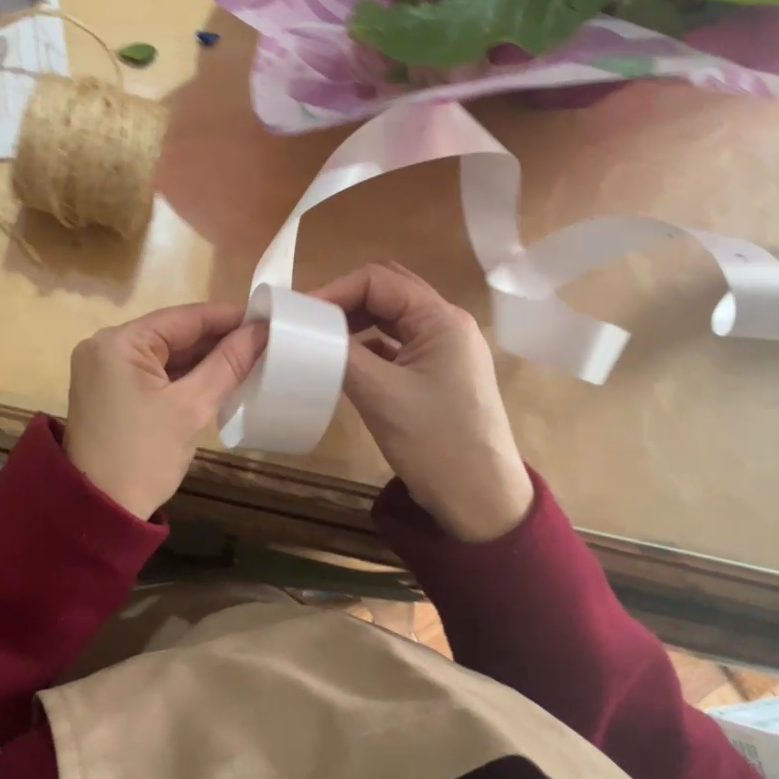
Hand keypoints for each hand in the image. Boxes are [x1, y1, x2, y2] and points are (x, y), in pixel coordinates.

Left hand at [65, 304, 268, 518]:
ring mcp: (103, 370)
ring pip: (163, 354)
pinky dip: (182, 376)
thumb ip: (228, 364)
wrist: (99, 510)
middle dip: (217, 339)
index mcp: (118, 342)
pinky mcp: (108, 392)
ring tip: (250, 358)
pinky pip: (151, 373)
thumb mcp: (192, 407)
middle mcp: (104, 347)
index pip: (184, 317)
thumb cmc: (145, 456)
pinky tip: (217, 378)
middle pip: (172, 334)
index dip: (228, 317)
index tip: (268, 318)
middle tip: (265, 341)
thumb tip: (261, 331)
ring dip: (202, 359)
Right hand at [313, 262, 533, 541]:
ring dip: (354, 322)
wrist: (479, 498)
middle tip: (306, 322)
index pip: (379, 280)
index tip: (299, 314)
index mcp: (441, 319)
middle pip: (387, 291)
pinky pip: (395, 344)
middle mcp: (446, 324)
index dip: (335, 290)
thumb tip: (304, 331)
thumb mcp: (379, 393)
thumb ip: (341, 353)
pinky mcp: (436, 374)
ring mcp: (443, 350)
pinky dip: (366, 345)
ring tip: (318, 339)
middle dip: (344, 300)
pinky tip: (342, 362)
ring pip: (390, 317)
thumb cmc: (434, 440)